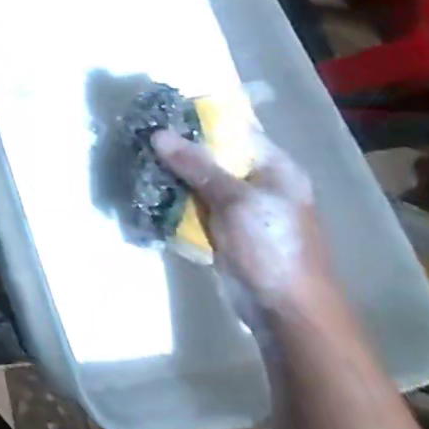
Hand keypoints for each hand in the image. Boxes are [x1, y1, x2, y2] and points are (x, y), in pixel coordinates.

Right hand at [148, 130, 336, 313]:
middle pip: (214, 156)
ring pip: (201, 182)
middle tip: (142, 139)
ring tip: (139, 162)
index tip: (163, 113)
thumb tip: (159, 134)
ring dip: (174, 176)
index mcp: (276, 169)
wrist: (288, 315)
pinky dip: (176, 202)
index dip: (200, 121)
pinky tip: (150, 193)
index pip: (236, 131)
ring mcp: (243, 211)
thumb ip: (197, 165)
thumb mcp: (235, 201)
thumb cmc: (272, 249)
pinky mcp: (226, 233)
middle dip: (180, 149)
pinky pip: (196, 207)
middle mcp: (260, 184)